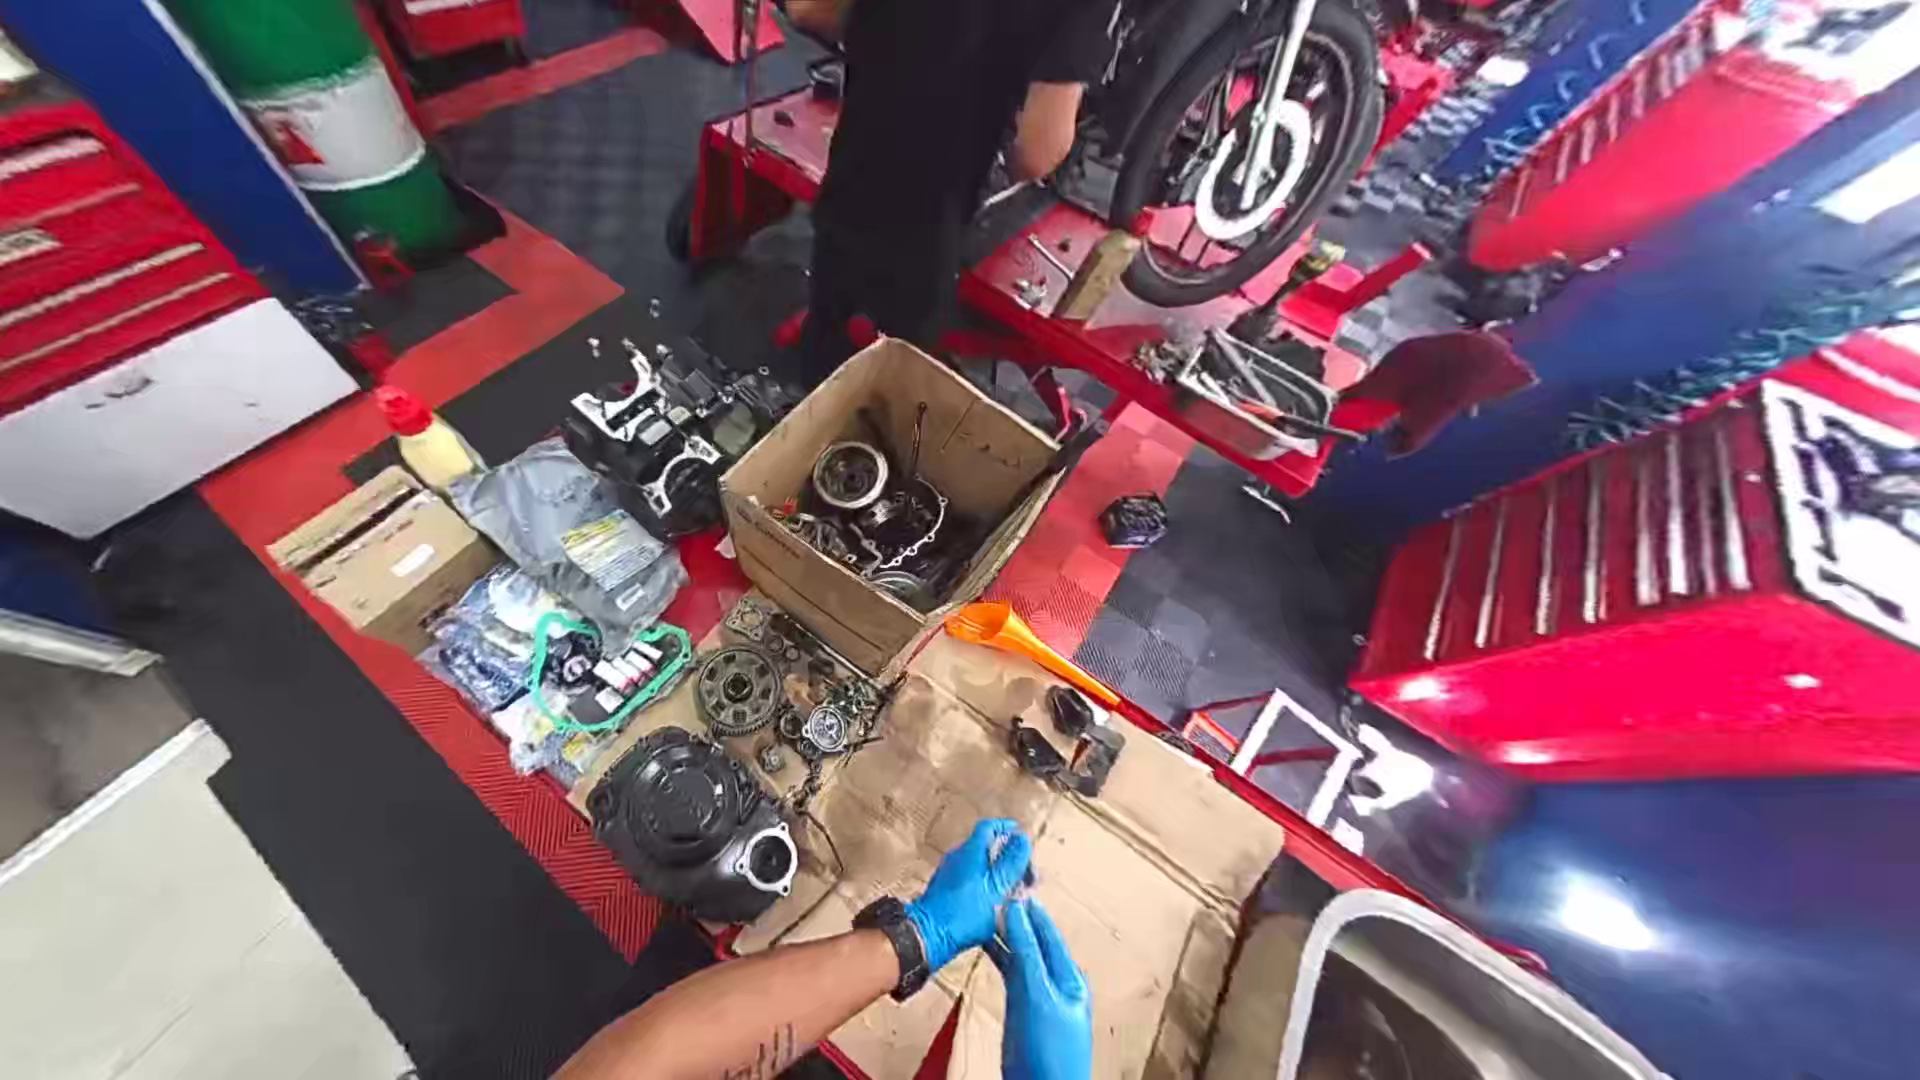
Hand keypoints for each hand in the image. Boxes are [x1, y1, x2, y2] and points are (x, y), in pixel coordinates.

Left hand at [904, 818, 1032, 972]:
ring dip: (1000, 874)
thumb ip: (1012, 863)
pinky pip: (972, 879)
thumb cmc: (965, 911)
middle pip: (988, 848)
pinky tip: (997, 903)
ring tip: (1016, 892)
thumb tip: (1024, 838)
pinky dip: (988, 885)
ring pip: (981, 866)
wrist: (928, 935)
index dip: (1006, 828)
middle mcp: (959, 856)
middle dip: (1009, 859)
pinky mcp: (946, 890)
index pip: (990, 828)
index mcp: (971, 850)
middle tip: (1027, 876)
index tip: (1021, 834)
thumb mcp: (997, 888)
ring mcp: (950, 873)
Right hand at [990, 898, 1091, 1079]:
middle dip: (1016, 916)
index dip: (1030, 907)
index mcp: (1068, 974)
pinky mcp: (1021, 1005)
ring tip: (986, 910)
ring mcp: (1037, 992)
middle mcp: (1054, 979)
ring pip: (1020, 952)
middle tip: (995, 891)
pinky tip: (984, 940)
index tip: (1012, 883)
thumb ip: (1028, 950)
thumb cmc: (1049, 1051)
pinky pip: (1010, 970)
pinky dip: (999, 953)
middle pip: (1033, 939)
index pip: (1047, 930)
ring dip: (1006, 932)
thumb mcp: (1038, 994)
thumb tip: (1019, 908)